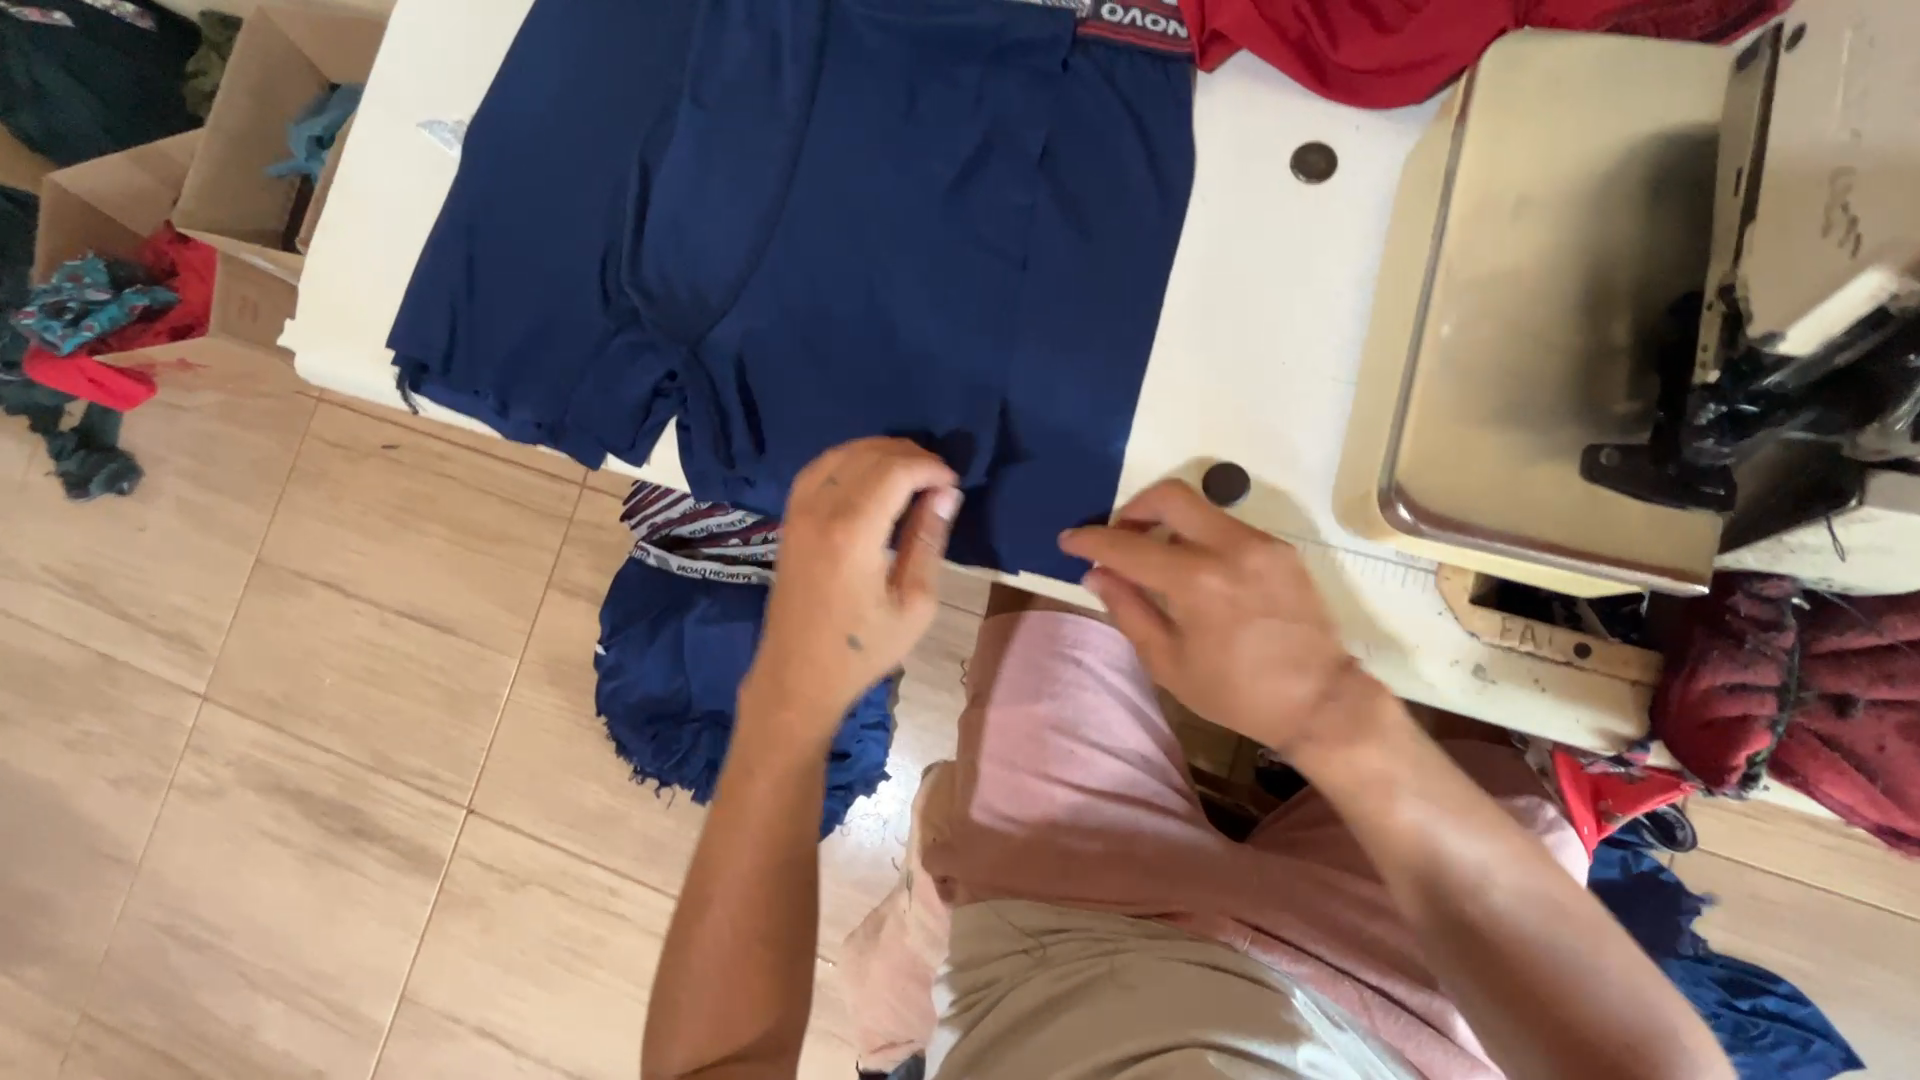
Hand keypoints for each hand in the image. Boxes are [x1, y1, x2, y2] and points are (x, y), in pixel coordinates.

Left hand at [742, 438, 961, 739]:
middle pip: (868, 455)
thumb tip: (946, 494)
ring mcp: (798, 513)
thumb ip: (928, 541)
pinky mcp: (789, 520)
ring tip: (910, 472)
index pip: (895, 471)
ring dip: (879, 453)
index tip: (953, 483)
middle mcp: (820, 511)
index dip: (929, 467)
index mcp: (853, 533)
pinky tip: (869, 476)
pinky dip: (848, 461)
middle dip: (909, 456)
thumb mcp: (914, 604)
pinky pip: (817, 470)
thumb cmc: (863, 648)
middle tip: (938, 477)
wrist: (798, 675)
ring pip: (840, 455)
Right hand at [1059, 479, 1394, 760]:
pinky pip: (1227, 527)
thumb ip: (1128, 610)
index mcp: (1197, 581)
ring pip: (1200, 508)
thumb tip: (1095, 574)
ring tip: (1155, 559)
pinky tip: (1195, 571)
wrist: (1320, 701)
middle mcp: (1231, 547)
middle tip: (1119, 539)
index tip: (1069, 541)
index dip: (1090, 540)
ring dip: (1167, 524)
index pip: (1128, 545)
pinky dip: (1199, 537)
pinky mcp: (1280, 549)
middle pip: (1169, 496)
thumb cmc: (1236, 693)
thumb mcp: (1168, 662)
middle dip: (1132, 510)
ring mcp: (1261, 543)